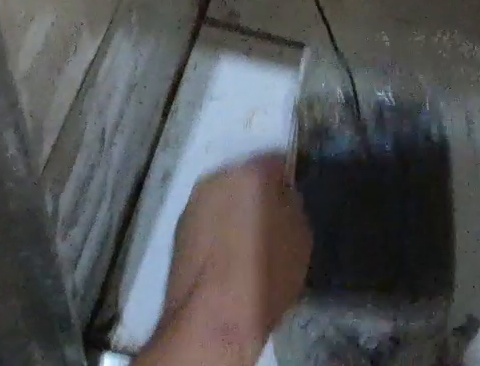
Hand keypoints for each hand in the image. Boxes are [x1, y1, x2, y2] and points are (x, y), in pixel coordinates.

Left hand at [155, 154, 310, 359]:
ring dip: (234, 209)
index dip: (287, 178)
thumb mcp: (301, 238)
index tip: (292, 195)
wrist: (211, 319)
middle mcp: (219, 177)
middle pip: (245, 175)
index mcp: (253, 172)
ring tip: (246, 239)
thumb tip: (282, 197)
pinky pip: (207, 219)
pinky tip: (225, 254)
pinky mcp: (177, 229)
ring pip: (223, 196)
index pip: (277, 160)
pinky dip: (216, 228)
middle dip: (257, 191)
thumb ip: (292, 205)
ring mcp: (194, 202)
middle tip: (270, 218)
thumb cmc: (265, 275)